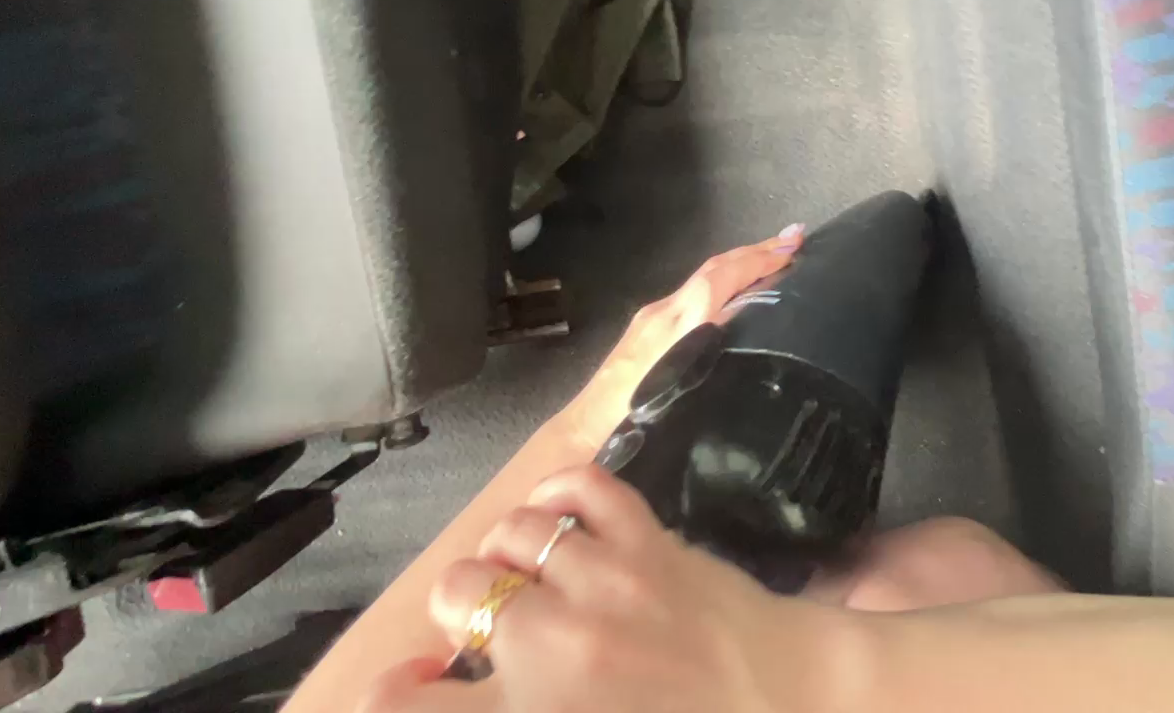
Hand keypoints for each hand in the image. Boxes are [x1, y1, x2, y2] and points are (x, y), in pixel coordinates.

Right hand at [361, 465, 844, 712]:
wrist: (783, 698)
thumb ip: (506, 705)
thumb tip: (433, 685)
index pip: (422, 705)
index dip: (390, 693)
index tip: (393, 684)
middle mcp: (563, 644)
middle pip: (460, 590)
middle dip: (460, 605)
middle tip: (488, 622)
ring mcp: (609, 579)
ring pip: (515, 531)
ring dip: (506, 550)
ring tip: (526, 569)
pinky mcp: (649, 534)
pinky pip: (583, 483)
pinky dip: (556, 489)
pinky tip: (556, 513)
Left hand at [571, 225, 804, 443]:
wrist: (580, 434)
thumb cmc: (628, 424)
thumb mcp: (676, 395)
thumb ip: (709, 358)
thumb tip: (748, 326)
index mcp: (674, 325)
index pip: (719, 278)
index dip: (757, 260)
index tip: (792, 247)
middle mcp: (664, 311)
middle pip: (713, 269)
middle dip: (755, 250)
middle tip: (795, 238)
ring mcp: (653, 317)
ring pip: (704, 279)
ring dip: (741, 264)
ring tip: (776, 257)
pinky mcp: (648, 328)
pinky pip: (695, 293)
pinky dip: (724, 282)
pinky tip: (738, 293)